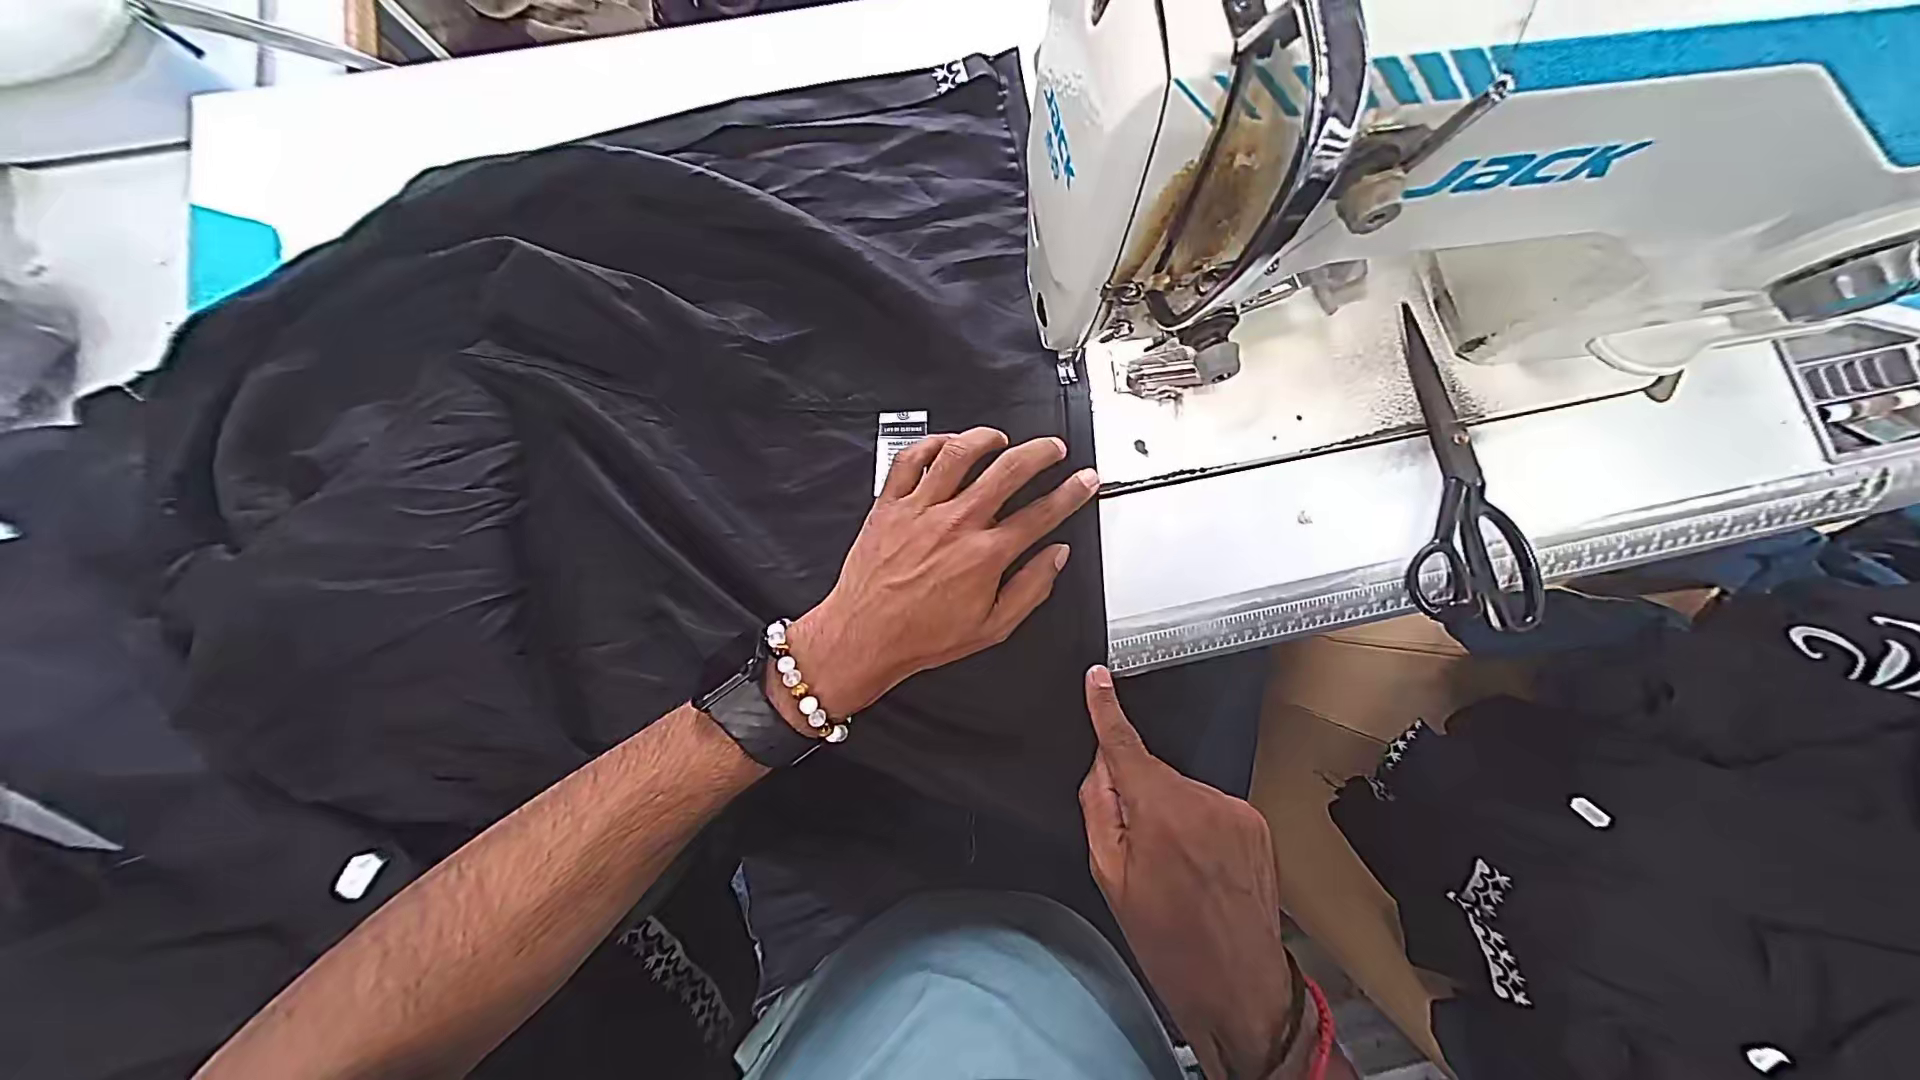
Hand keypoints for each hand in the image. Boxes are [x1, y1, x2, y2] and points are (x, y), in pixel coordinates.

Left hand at [785, 427, 1097, 716]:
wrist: (863, 636)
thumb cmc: (920, 635)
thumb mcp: (991, 627)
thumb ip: (1031, 588)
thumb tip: (1055, 558)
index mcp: (984, 555)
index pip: (1041, 513)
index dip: (1071, 493)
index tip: (1084, 480)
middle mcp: (955, 525)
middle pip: (1008, 470)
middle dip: (1040, 452)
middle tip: (1052, 448)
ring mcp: (920, 511)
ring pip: (959, 453)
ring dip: (986, 438)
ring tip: (1000, 438)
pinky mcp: (889, 506)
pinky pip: (909, 460)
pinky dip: (931, 443)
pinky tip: (945, 444)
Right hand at [1079, 666, 1298, 1079]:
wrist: (1238, 988)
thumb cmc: (1169, 943)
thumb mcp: (1109, 876)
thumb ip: (1098, 807)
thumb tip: (1101, 764)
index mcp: (1159, 814)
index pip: (1123, 744)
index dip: (1106, 708)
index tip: (1098, 678)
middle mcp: (1203, 802)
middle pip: (1151, 770)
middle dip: (1137, 793)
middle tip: (1139, 846)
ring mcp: (1235, 810)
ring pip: (1181, 787)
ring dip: (1170, 811)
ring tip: (1177, 865)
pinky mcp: (1255, 820)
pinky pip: (1209, 802)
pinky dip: (1197, 821)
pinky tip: (1201, 863)